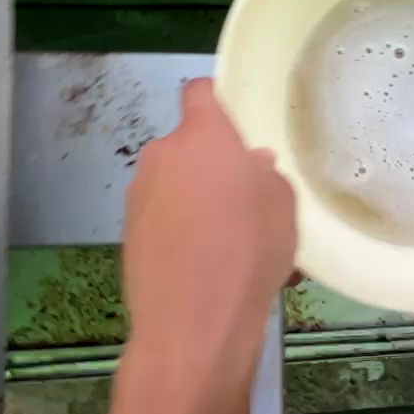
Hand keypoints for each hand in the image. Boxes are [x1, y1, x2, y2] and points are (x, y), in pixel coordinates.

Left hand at [120, 78, 295, 405]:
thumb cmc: (250, 248)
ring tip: (234, 240)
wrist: (195, 321)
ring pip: (177, 185)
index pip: (200, 93)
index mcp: (202, 137)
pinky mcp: (130, 235)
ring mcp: (139, 197)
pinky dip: (186, 232)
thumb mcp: (283, 204)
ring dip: (201, 200)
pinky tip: (213, 265)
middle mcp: (161, 157)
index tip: (238, 123)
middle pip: (190, 146)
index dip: (218, 100)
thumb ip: (266, 174)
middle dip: (215, 164)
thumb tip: (251, 167)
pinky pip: (167, 220)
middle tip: (248, 196)